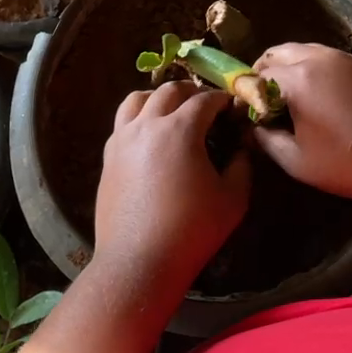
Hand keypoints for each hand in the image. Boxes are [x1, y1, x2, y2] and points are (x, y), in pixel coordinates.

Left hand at [94, 81, 251, 286]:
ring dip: (159, 98)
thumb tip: (242, 146)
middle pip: (169, 90)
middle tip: (207, 105)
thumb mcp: (233, 198)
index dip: (223, 100)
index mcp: (179, 129)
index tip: (234, 108)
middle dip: (192, 92)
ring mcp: (122, 139)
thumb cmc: (191, 230)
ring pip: (137, 99)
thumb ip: (242, 164)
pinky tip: (151, 137)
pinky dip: (139, 118)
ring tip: (173, 112)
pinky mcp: (108, 157)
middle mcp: (147, 125)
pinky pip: (123, 123)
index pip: (205, 99)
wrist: (138, 261)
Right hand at [253, 43, 351, 206]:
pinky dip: (312, 69)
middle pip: (277, 53)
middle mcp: (318, 58)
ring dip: (288, 68)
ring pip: (303, 51)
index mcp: (298, 79)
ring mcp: (344, 59)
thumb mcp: (296, 161)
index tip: (245, 113)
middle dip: (264, 73)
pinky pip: (326, 58)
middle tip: (263, 101)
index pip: (257, 76)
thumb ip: (265, 139)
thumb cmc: (347, 165)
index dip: (246, 94)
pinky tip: (318, 97)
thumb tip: (250, 127)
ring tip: (289, 98)